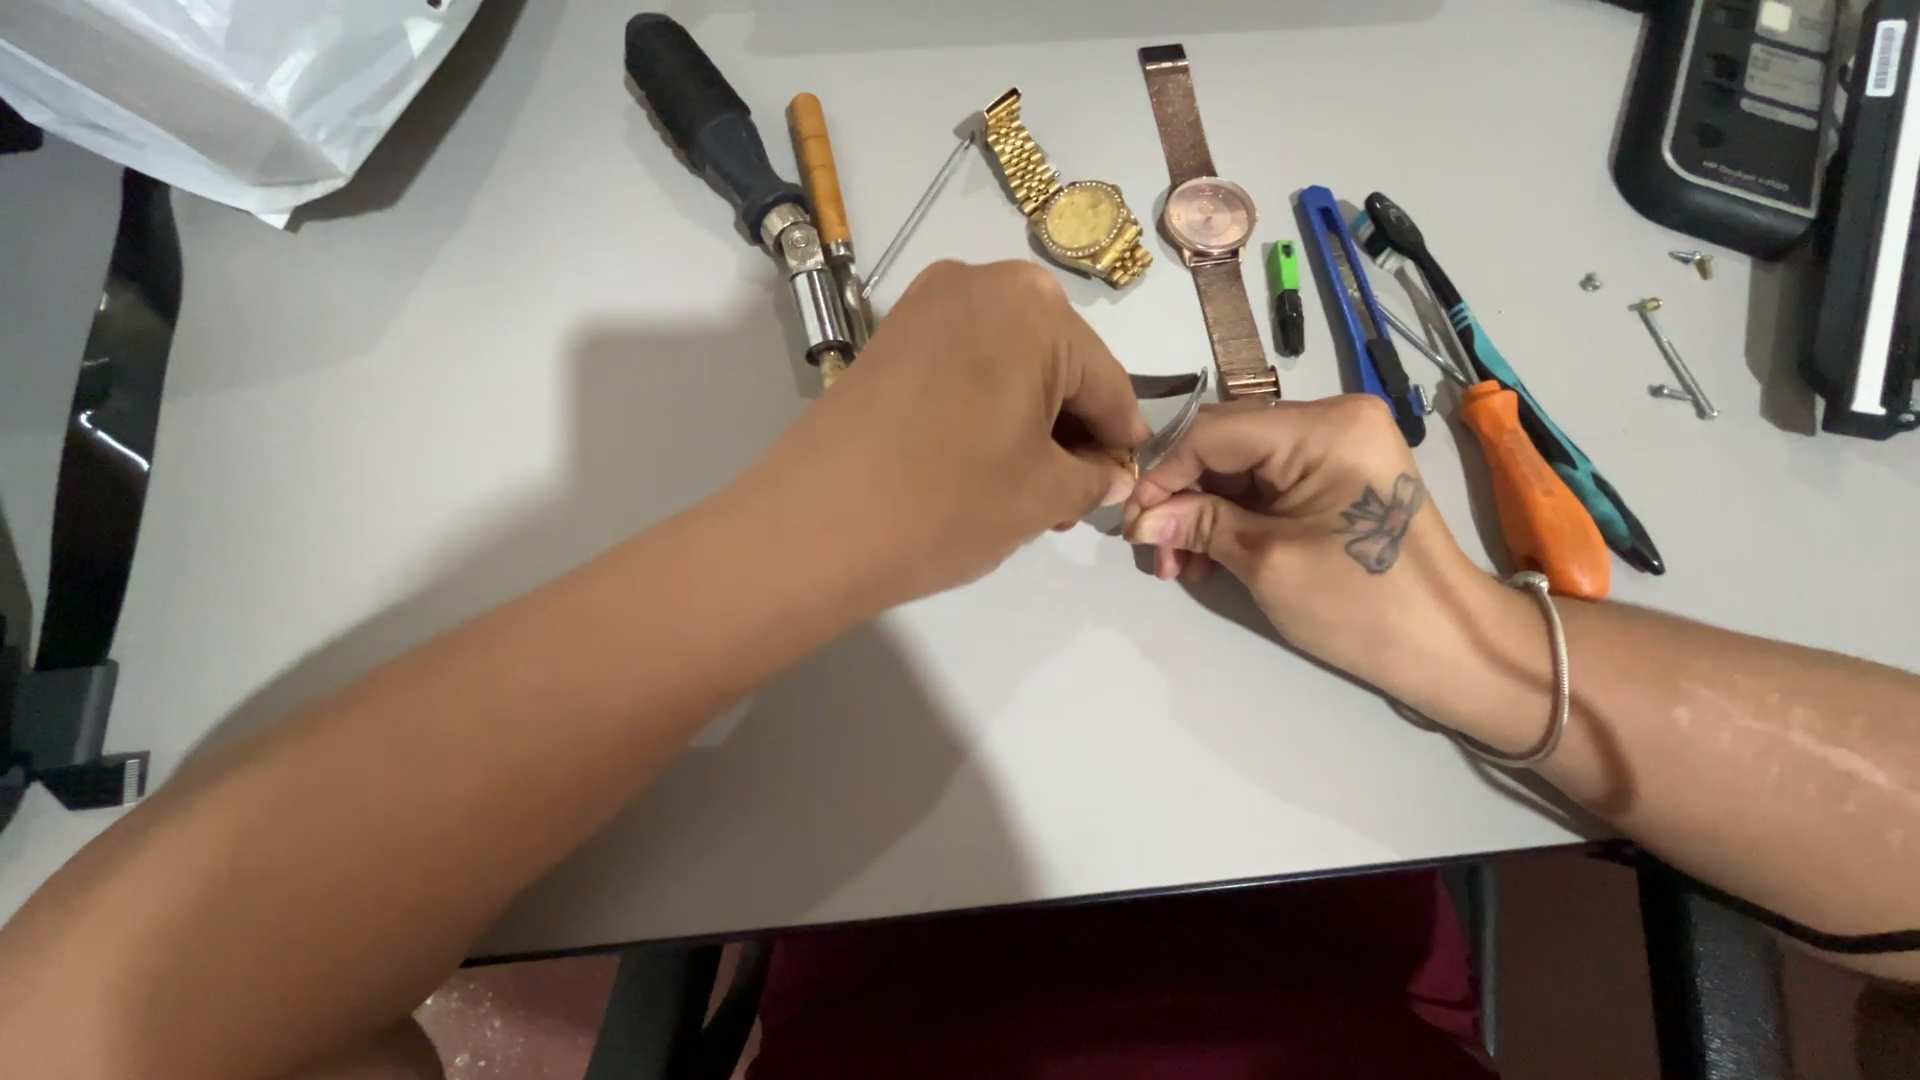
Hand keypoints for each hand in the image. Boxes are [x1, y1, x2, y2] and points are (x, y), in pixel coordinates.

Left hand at [742, 260, 1147, 606]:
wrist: (814, 526)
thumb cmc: (946, 503)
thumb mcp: (1043, 496)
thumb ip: (1095, 478)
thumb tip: (1111, 473)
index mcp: (1035, 307)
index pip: (1105, 382)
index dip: (1119, 441)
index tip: (1121, 484)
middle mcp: (981, 283)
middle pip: (1056, 365)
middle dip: (1069, 432)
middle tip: (1067, 499)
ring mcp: (926, 305)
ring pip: (1008, 365)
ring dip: (1028, 423)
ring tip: (1024, 490)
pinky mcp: (889, 336)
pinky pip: (964, 366)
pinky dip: (984, 408)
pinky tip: (980, 461)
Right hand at [1122, 395, 1509, 697]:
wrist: (1450, 646)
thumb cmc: (1363, 604)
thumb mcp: (1268, 561)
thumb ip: (1198, 525)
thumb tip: (1138, 520)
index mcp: (1325, 426)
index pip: (1213, 432)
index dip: (1163, 476)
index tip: (1133, 525)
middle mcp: (1332, 417)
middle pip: (1225, 445)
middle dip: (1182, 499)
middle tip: (1157, 554)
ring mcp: (1338, 443)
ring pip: (1239, 467)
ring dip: (1202, 513)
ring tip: (1182, 567)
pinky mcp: (1337, 471)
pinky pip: (1266, 482)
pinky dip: (1233, 516)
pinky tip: (1211, 555)